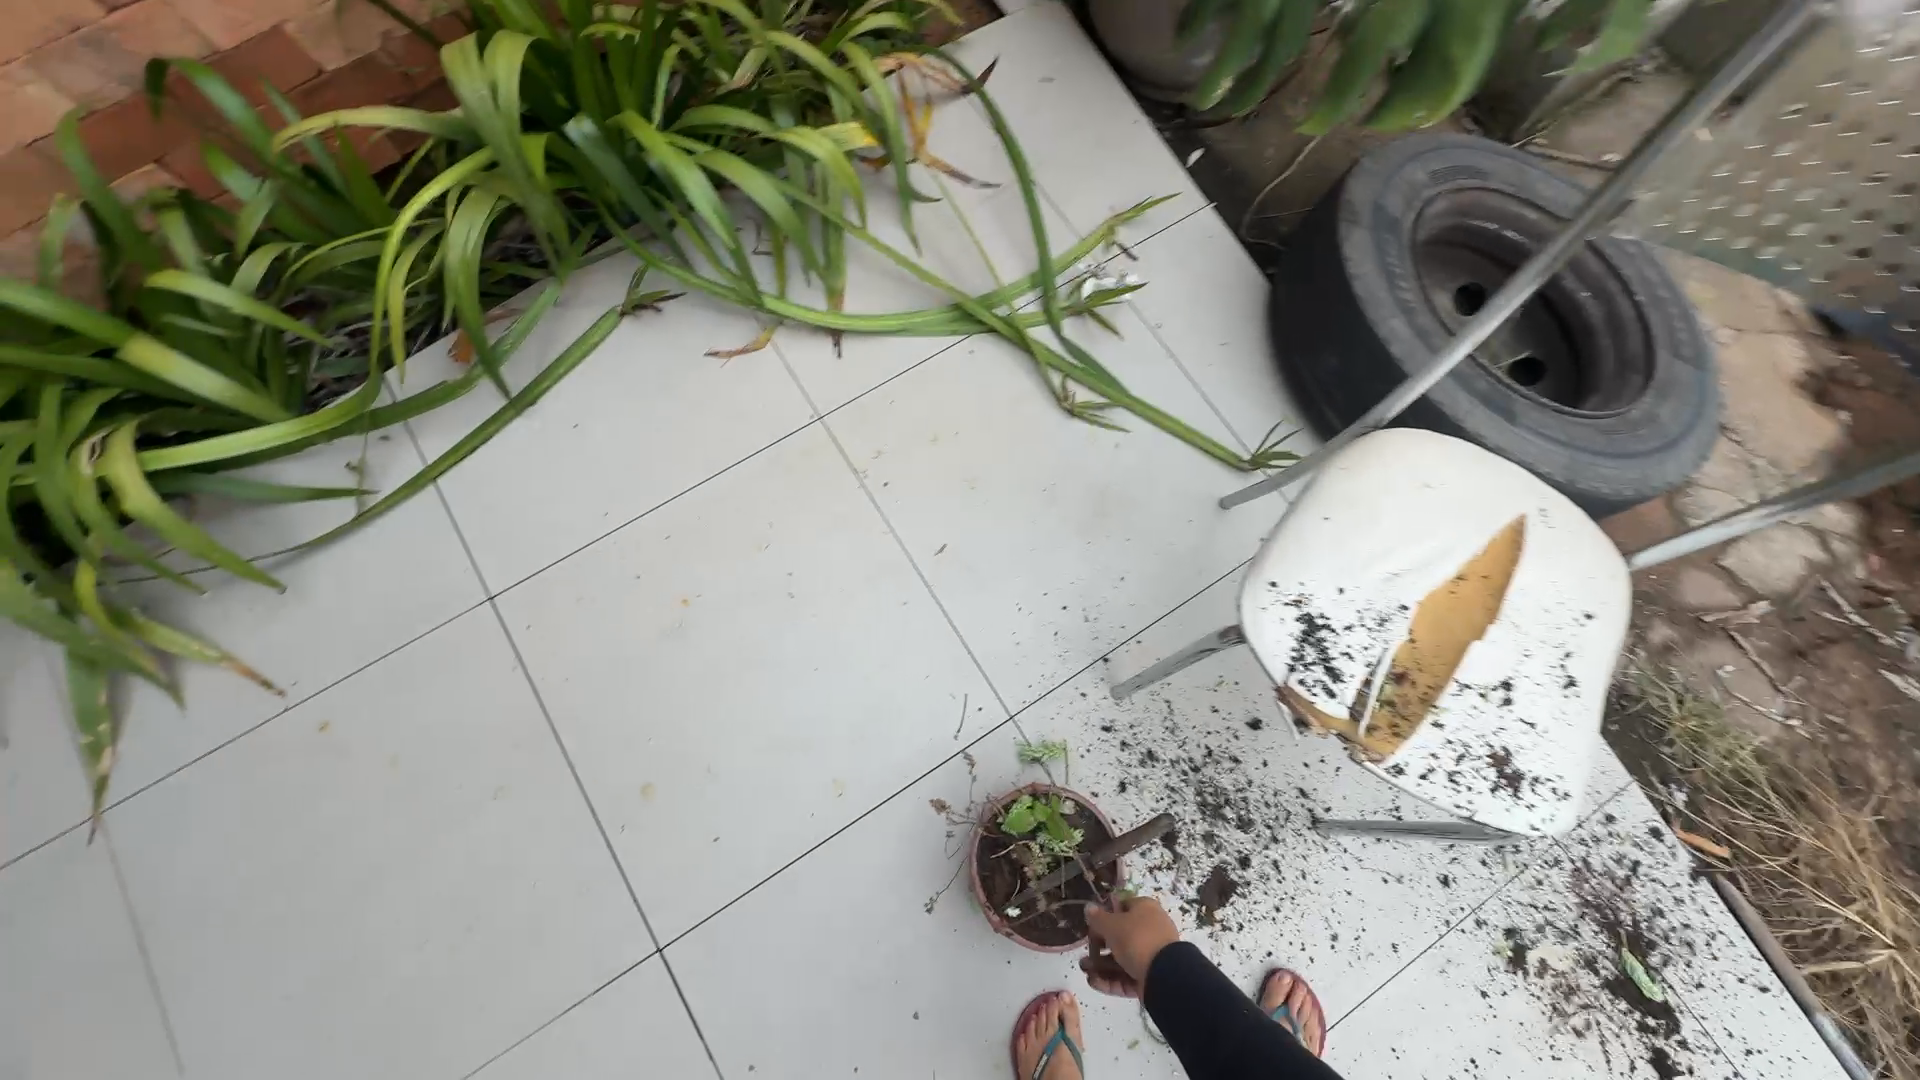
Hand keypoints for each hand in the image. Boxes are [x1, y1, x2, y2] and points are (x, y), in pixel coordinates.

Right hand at [1080, 895, 1179, 998]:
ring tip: (1085, 971)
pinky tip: (1094, 982)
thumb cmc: (1136, 939)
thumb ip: (1097, 918)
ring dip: (1100, 965)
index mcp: (1144, 909)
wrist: (1164, 975)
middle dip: (1098, 947)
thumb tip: (1089, 907)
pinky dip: (1110, 979)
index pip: (1121, 907)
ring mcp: (1150, 955)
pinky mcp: (1149, 977)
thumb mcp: (1111, 924)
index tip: (1090, 928)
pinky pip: (1127, 976)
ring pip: (1121, 958)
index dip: (1104, 916)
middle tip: (1085, 955)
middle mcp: (1149, 930)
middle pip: (1119, 936)